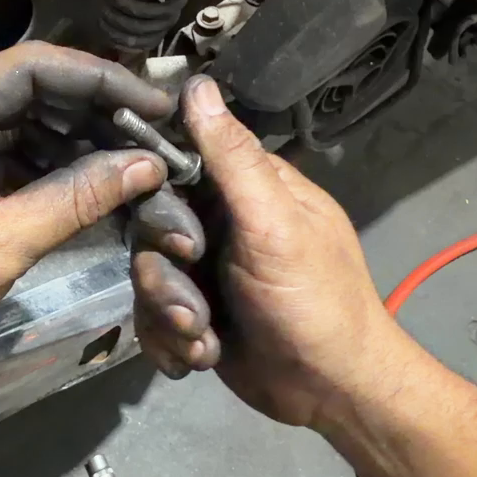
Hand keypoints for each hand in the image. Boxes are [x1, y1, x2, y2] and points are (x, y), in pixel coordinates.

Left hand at [0, 43, 186, 381]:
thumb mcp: (1, 243)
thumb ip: (76, 197)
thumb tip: (147, 166)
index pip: (31, 67)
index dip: (100, 80)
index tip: (153, 105)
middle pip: (28, 89)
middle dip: (92, 112)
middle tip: (152, 136)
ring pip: (20, 123)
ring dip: (74, 140)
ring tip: (133, 160)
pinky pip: (5, 154)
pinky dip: (47, 166)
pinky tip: (91, 182)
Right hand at [134, 76, 409, 429]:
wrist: (330, 391)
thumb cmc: (313, 301)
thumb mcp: (275, 225)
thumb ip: (233, 159)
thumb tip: (197, 84)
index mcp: (245, 191)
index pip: (176, 167)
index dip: (161, 202)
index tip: (183, 243)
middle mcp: (218, 226)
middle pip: (150, 233)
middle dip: (167, 281)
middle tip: (195, 310)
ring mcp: (203, 274)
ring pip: (146, 280)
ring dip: (170, 319)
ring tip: (203, 341)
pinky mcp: (192, 315)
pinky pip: (152, 319)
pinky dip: (172, 344)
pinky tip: (201, 357)